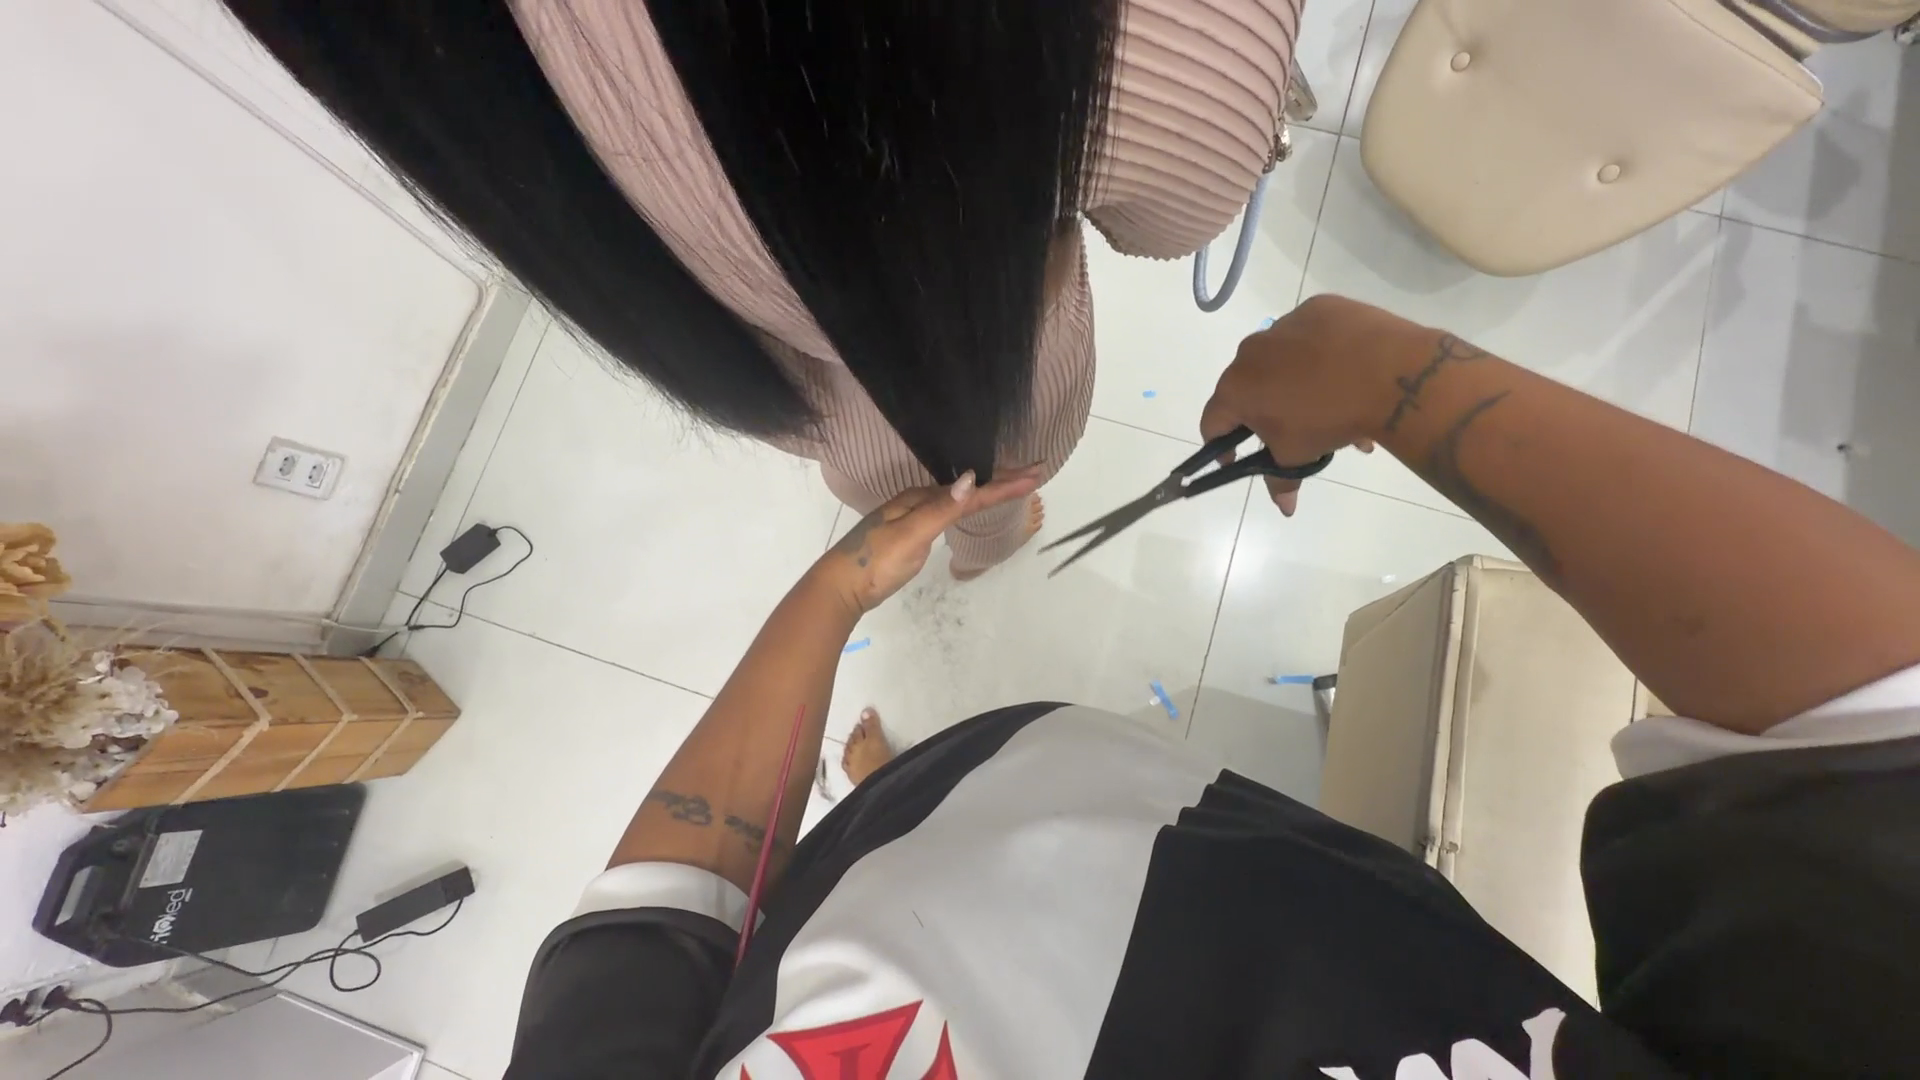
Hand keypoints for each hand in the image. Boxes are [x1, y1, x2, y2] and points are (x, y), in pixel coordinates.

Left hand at [812, 468, 1042, 613]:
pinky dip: (967, 506)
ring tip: (1012, 484)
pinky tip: (968, 506)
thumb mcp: (911, 535)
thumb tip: (972, 479)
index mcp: (919, 499)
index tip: (1035, 476)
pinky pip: (947, 512)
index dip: (1003, 485)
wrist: (841, 588)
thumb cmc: (875, 562)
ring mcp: (912, 518)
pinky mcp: (910, 535)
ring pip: (957, 499)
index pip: (971, 491)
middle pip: (966, 489)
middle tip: (1033, 473)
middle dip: (1000, 481)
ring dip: (985, 492)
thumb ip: (941, 510)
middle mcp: (917, 503)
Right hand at [1200, 295, 1432, 514]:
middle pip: (1245, 387)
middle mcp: (1250, 352)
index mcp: (1236, 389)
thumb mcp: (1300, 455)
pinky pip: (1309, 335)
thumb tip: (1284, 508)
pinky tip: (1344, 368)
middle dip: (1261, 409)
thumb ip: (1281, 481)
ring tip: (1327, 402)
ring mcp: (1284, 325)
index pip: (1212, 421)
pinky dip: (1318, 352)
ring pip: (1279, 359)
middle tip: (1288, 428)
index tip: (1237, 457)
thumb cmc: (1331, 418)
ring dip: (1291, 381)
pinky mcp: (1318, 308)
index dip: (1221, 445)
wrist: (1393, 373)